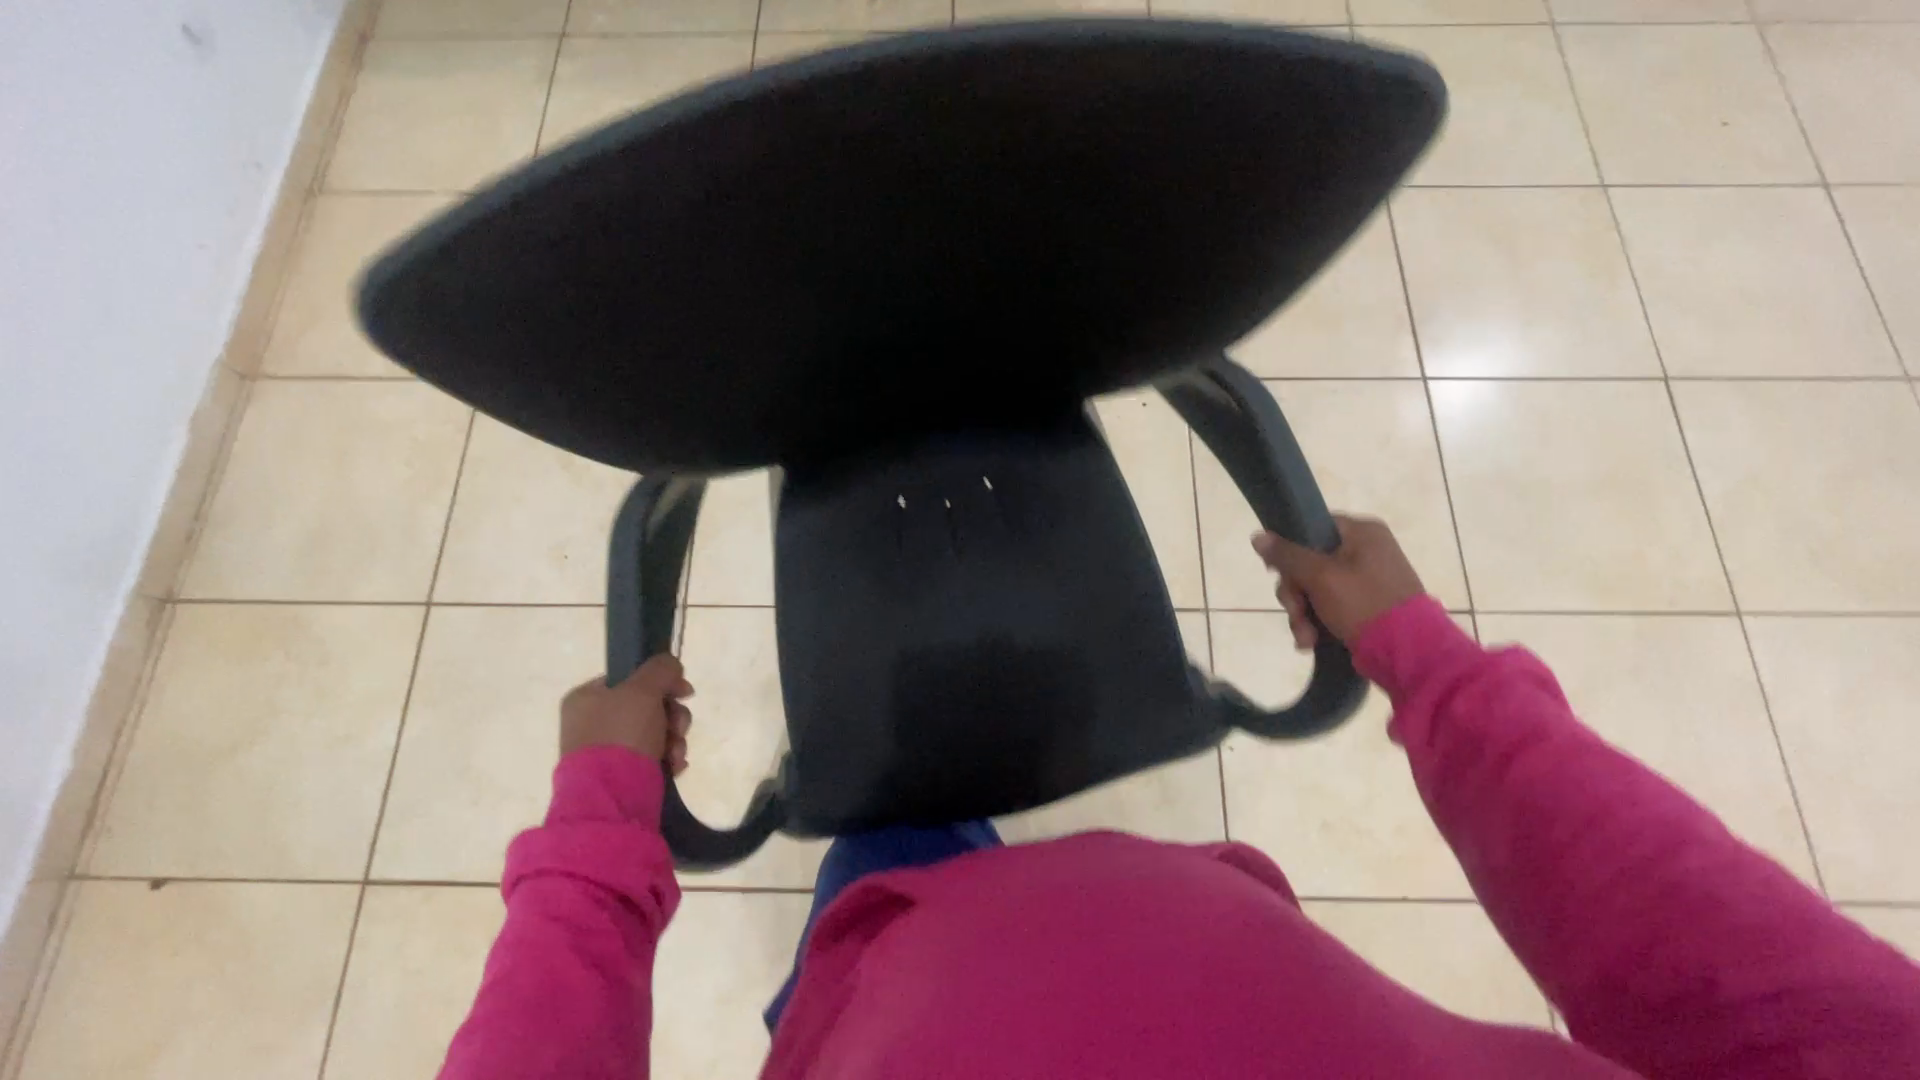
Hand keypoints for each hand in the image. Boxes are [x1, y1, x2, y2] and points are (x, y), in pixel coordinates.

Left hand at [560, 655, 692, 774]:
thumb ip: (661, 669)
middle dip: (673, 715)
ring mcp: (605, 750)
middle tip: (679, 726)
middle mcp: (592, 722)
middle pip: (647, 706)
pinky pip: (653, 756)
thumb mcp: (643, 690)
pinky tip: (674, 766)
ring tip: (676, 752)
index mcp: (586, 698)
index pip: (631, 677)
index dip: (662, 681)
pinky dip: (668, 758)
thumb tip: (671, 664)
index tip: (684, 691)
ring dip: (674, 738)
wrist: (612, 796)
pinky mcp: (620, 774)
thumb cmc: (623, 734)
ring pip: (655, 731)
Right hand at [1251, 515, 1424, 648]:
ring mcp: (1368, 579)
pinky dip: (1318, 622)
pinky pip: (1330, 606)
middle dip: (1295, 594)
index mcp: (1362, 532)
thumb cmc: (1363, 604)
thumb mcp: (1319, 576)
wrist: (1408, 653)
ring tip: (1306, 637)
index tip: (1277, 573)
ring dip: (1303, 614)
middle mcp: (1366, 550)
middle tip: (1296, 612)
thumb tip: (1257, 535)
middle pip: (1308, 562)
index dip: (1288, 551)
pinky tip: (1311, 642)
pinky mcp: (1367, 605)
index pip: (1311, 527)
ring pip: (1315, 588)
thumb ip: (1286, 555)